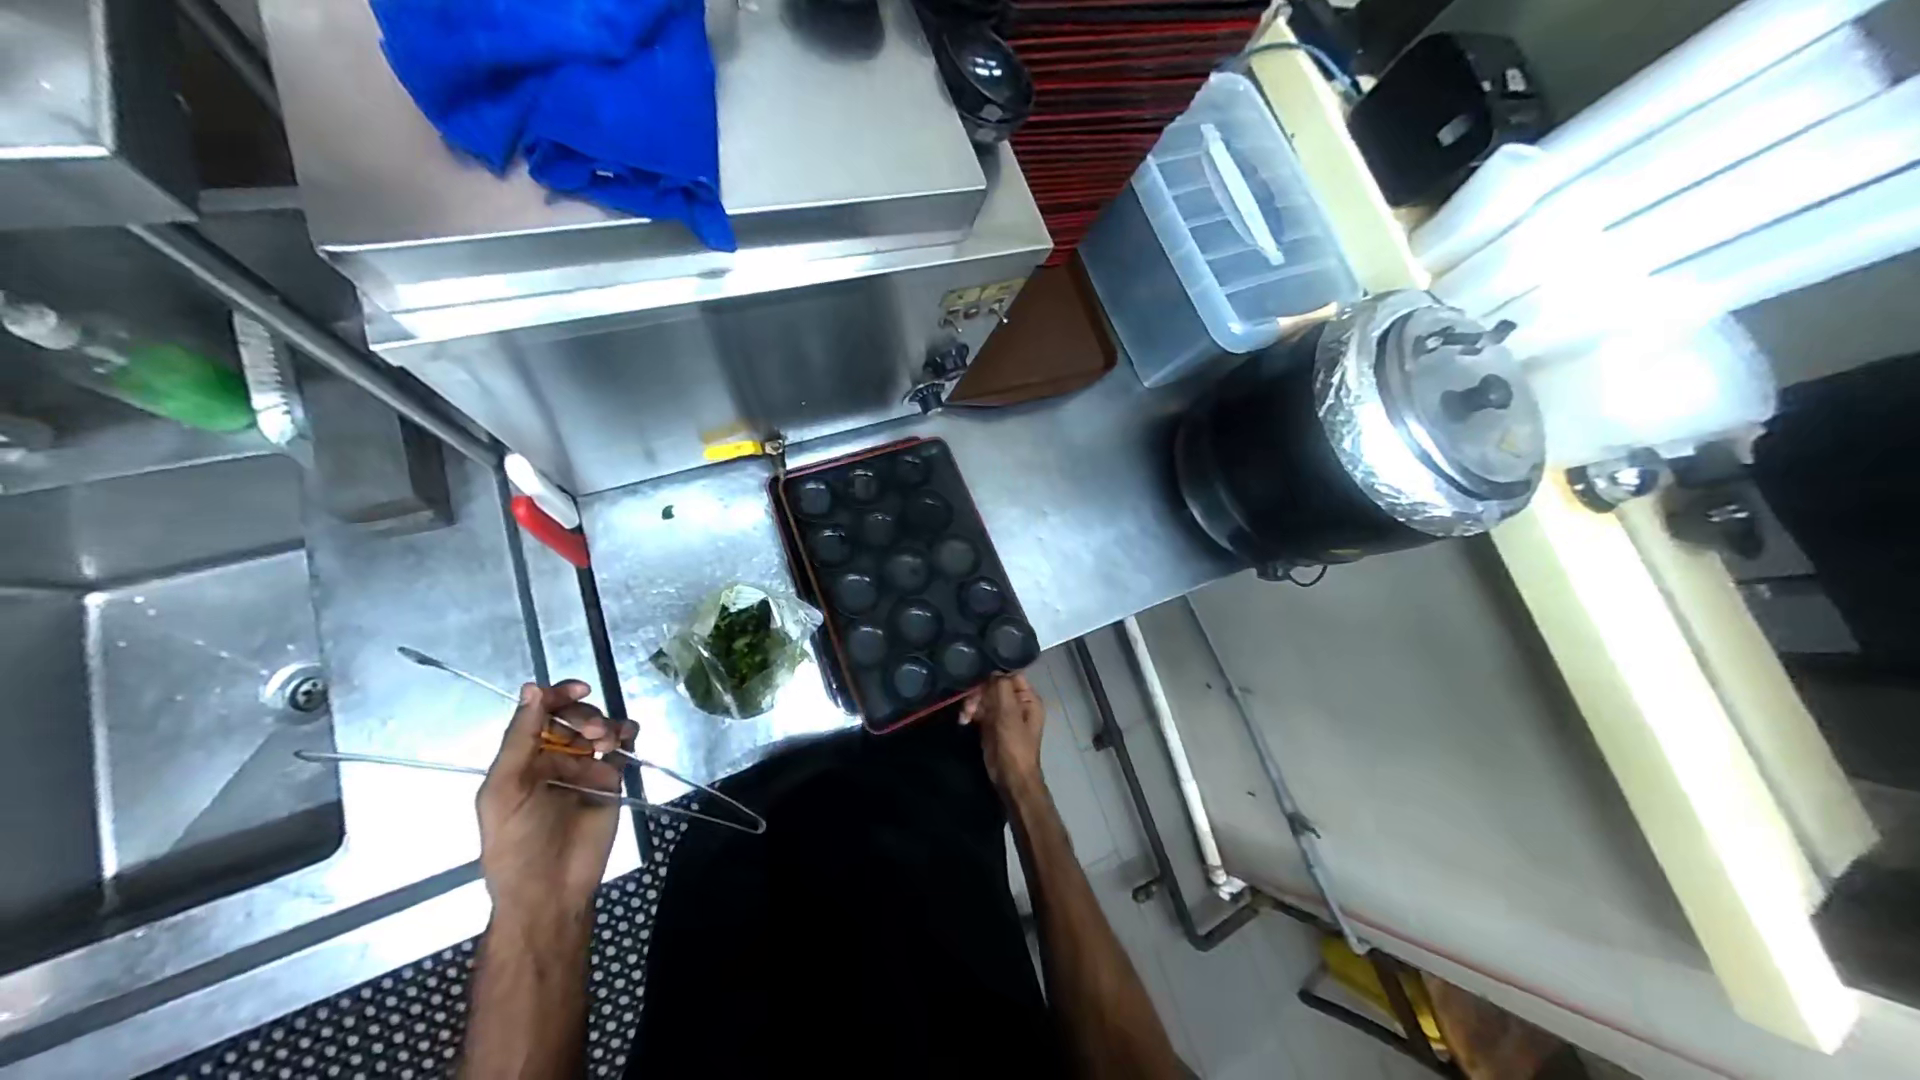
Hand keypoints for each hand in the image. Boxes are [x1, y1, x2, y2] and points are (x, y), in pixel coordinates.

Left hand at [476, 680, 633, 930]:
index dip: (557, 695)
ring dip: (606, 724)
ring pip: (600, 727)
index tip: (580, 690)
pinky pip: (621, 747)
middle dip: (585, 715)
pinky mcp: (610, 779)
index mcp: (521, 758)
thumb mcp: (505, 789)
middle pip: (573, 716)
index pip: (539, 713)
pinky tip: (627, 738)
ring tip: (608, 741)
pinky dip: (627, 735)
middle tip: (593, 732)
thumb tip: (532, 687)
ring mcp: (583, 767)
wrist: (550, 889)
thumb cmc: (516, 842)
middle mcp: (552, 757)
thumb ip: (520, 738)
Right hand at [960, 673, 1045, 796]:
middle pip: (995, 686)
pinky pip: (979, 711)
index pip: (1011, 675)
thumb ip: (1002, 687)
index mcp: (1028, 699)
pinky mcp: (990, 725)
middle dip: (980, 693)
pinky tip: (963, 720)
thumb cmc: (1014, 745)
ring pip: (984, 698)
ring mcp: (1003, 715)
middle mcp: (1017, 704)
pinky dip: (970, 713)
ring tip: (965, 716)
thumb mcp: (1009, 713)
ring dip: (972, 704)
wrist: (1010, 778)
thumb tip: (993, 670)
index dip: (995, 673)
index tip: (977, 675)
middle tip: (969, 704)